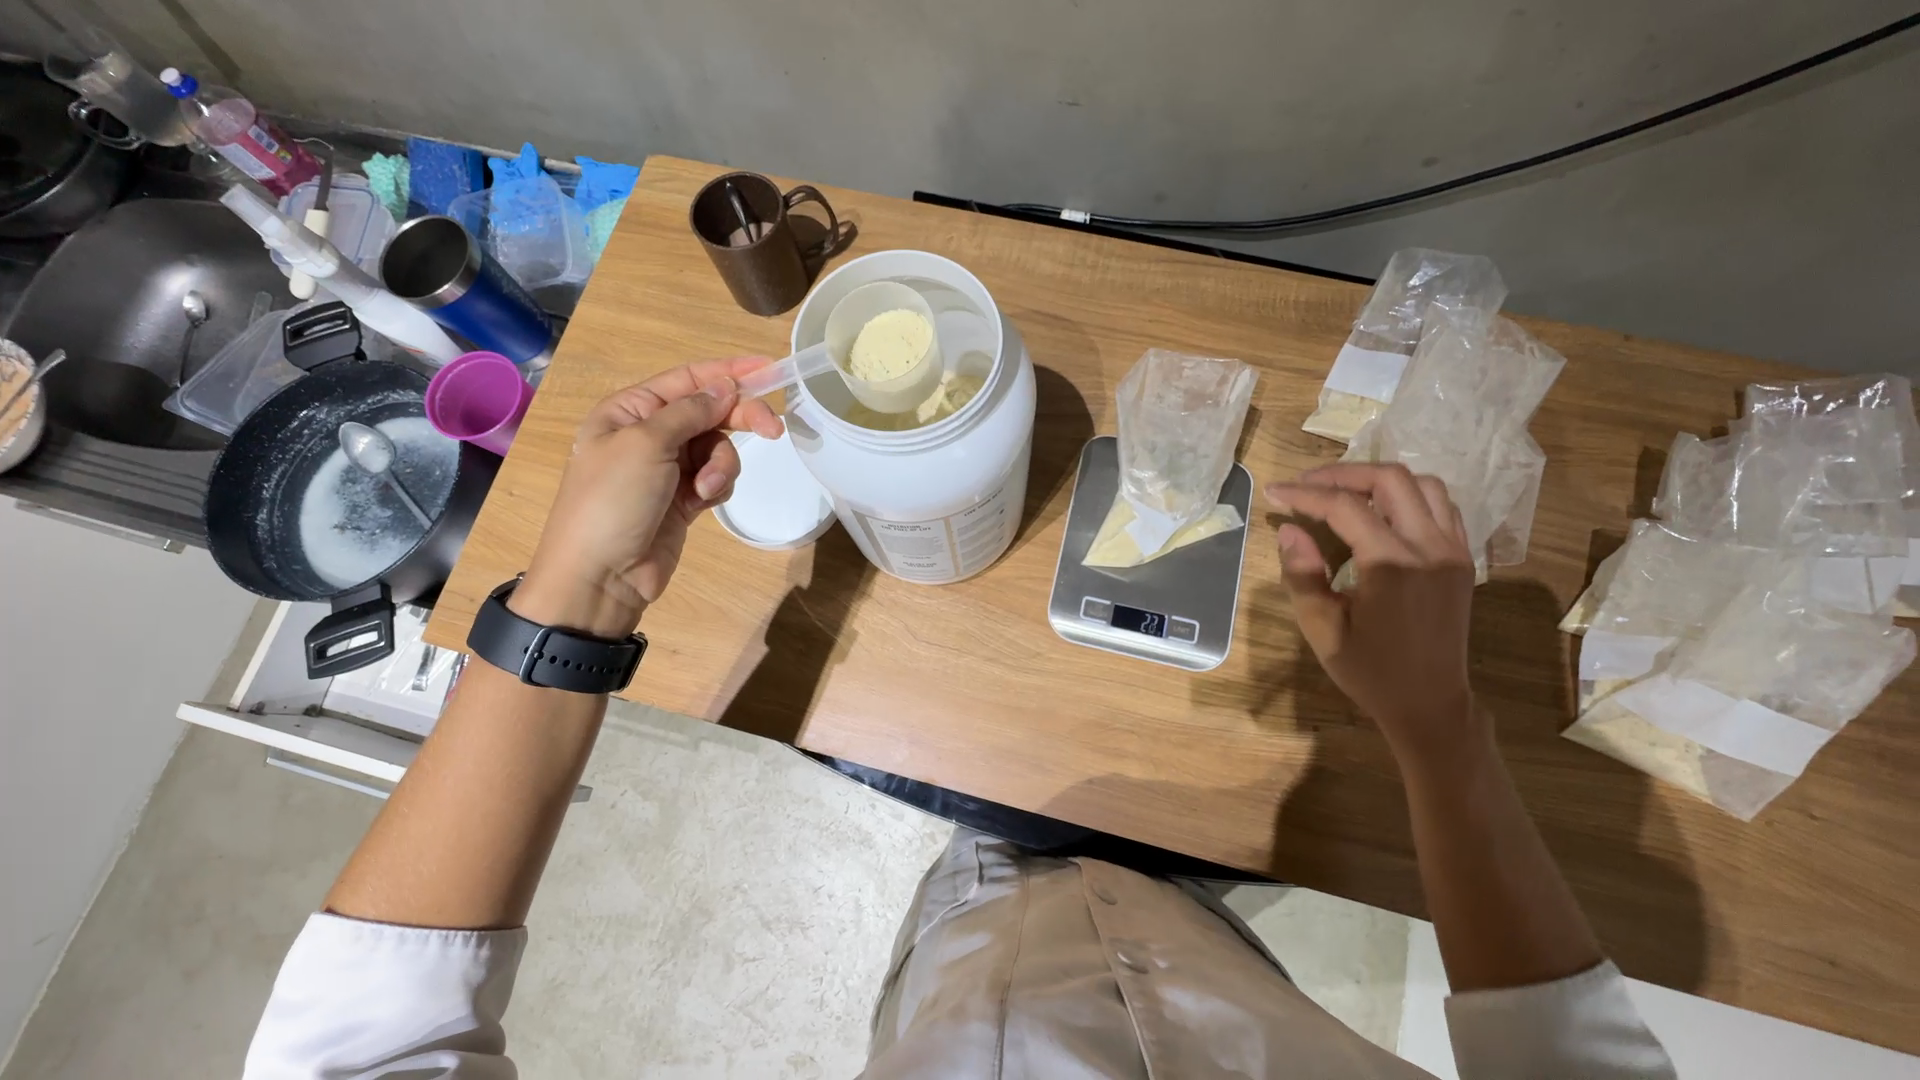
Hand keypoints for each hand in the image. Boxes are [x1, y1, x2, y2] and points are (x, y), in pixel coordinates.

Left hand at [513, 358, 783, 636]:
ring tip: (706, 489)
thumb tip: (726, 386)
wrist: (600, 576)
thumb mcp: (647, 444)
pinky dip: (717, 486)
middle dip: (740, 419)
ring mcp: (667, 468)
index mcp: (630, 410)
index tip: (770, 370)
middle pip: (710, 412)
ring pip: (717, 448)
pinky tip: (703, 502)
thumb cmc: (612, 500)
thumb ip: (690, 411)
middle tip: (774, 430)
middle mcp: (649, 433)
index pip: (689, 379)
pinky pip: (715, 478)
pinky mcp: (683, 499)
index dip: (730, 372)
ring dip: (721, 464)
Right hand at [1264, 463, 1481, 757]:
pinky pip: (1442, 507)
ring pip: (1422, 485)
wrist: (1429, 703)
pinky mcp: (1462, 559)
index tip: (1275, 492)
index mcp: (1392, 565)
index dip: (1305, 494)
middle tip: (1307, 485)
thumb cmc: (1370, 672)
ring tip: (1343, 493)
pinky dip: (1409, 497)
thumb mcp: (1322, 629)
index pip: (1345, 507)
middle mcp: (1429, 548)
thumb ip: (1303, 575)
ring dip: (1379, 480)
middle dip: (1343, 474)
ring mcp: (1452, 551)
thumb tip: (1289, 530)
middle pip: (1390, 480)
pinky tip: (1382, 512)